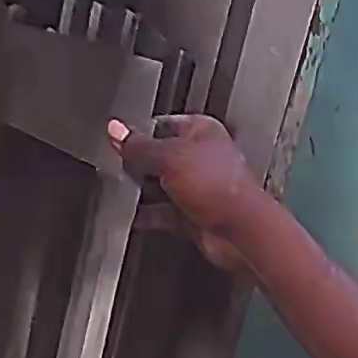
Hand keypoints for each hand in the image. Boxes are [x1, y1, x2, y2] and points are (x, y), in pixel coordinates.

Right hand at [108, 115, 267, 271]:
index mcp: (202, 132)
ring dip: (142, 192)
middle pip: (160, 158)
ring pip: (162, 188)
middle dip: (138, 164)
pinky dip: (148, 216)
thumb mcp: (169, 157)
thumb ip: (139, 147)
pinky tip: (131, 216)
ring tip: (120, 191)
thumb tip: (116, 131)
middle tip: (116, 167)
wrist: (241, 232)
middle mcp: (202, 160)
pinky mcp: (195, 217)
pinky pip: (165, 214)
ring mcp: (200, 190)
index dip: (139, 132)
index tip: (116, 139)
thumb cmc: (218, 187)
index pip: (162, 125)